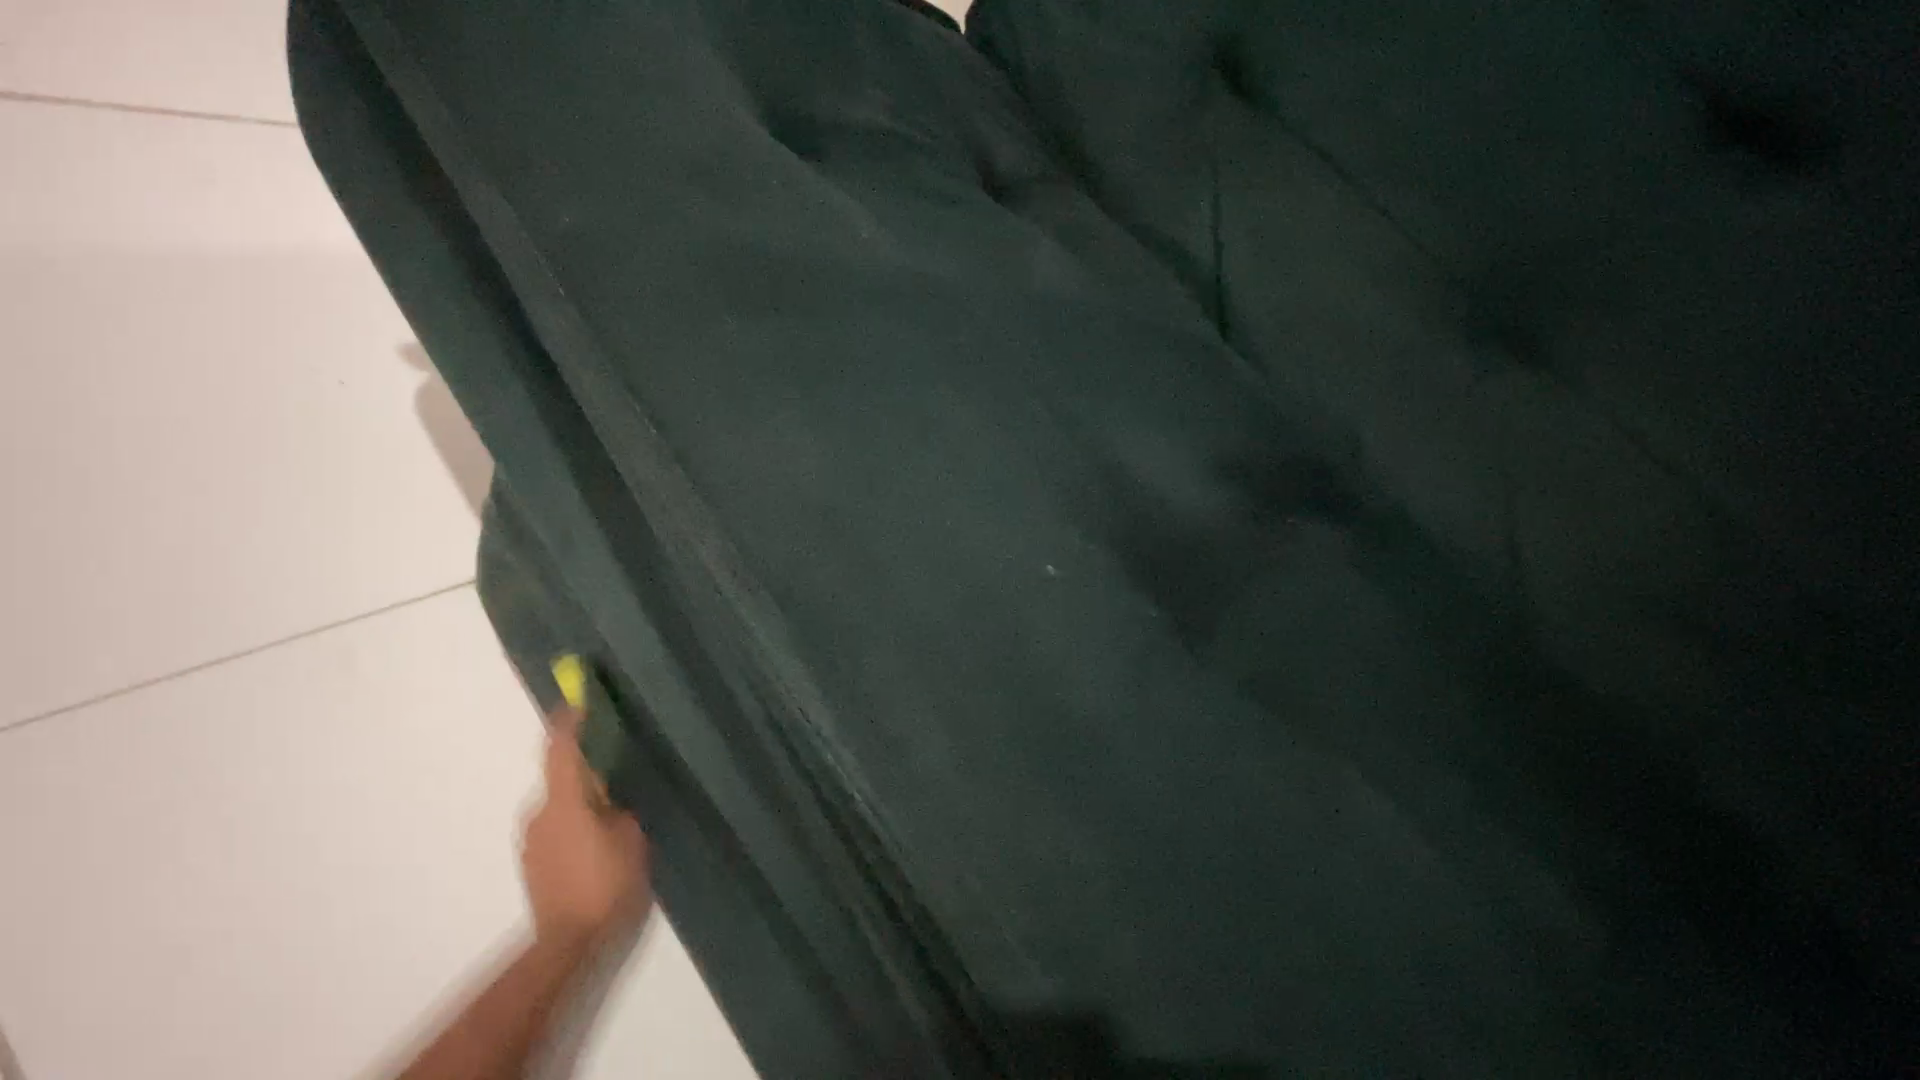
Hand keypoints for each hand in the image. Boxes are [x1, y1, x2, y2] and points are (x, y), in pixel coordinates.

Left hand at [521, 710, 651, 948]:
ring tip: (615, 822)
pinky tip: (599, 850)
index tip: (577, 699)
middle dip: (588, 774)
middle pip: (563, 779)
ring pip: (561, 807)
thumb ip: (621, 809)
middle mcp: (539, 814)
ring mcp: (530, 841)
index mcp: (565, 801)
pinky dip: (576, 828)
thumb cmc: (607, 886)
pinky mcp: (532, 864)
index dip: (569, 722)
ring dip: (583, 805)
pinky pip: (557, 830)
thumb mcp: (632, 839)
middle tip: (621, 780)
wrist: (568, 945)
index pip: (562, 749)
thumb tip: (611, 798)